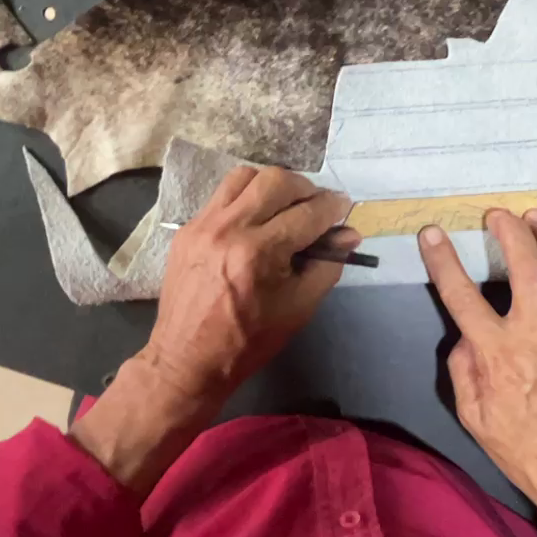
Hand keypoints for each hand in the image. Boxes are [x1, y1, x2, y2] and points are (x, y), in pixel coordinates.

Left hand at [72, 166, 356, 494]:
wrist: (188, 360)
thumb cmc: (250, 340)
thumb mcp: (300, 307)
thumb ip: (327, 265)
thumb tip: (347, 234)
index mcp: (259, 253)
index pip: (308, 213)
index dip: (333, 207)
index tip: (344, 207)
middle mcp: (229, 228)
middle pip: (277, 181)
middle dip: (306, 188)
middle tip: (316, 206)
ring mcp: (203, 224)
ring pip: (246, 176)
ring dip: (273, 185)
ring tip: (285, 205)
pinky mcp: (188, 228)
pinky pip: (222, 194)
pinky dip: (246, 197)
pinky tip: (256, 217)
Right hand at [419, 210, 536, 536]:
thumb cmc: (521, 447)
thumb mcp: (472, 416)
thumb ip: (463, 368)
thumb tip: (467, 335)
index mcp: (499, 353)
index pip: (462, 295)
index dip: (443, 260)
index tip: (432, 233)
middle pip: (527, 265)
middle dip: (510, 230)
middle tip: (498, 214)